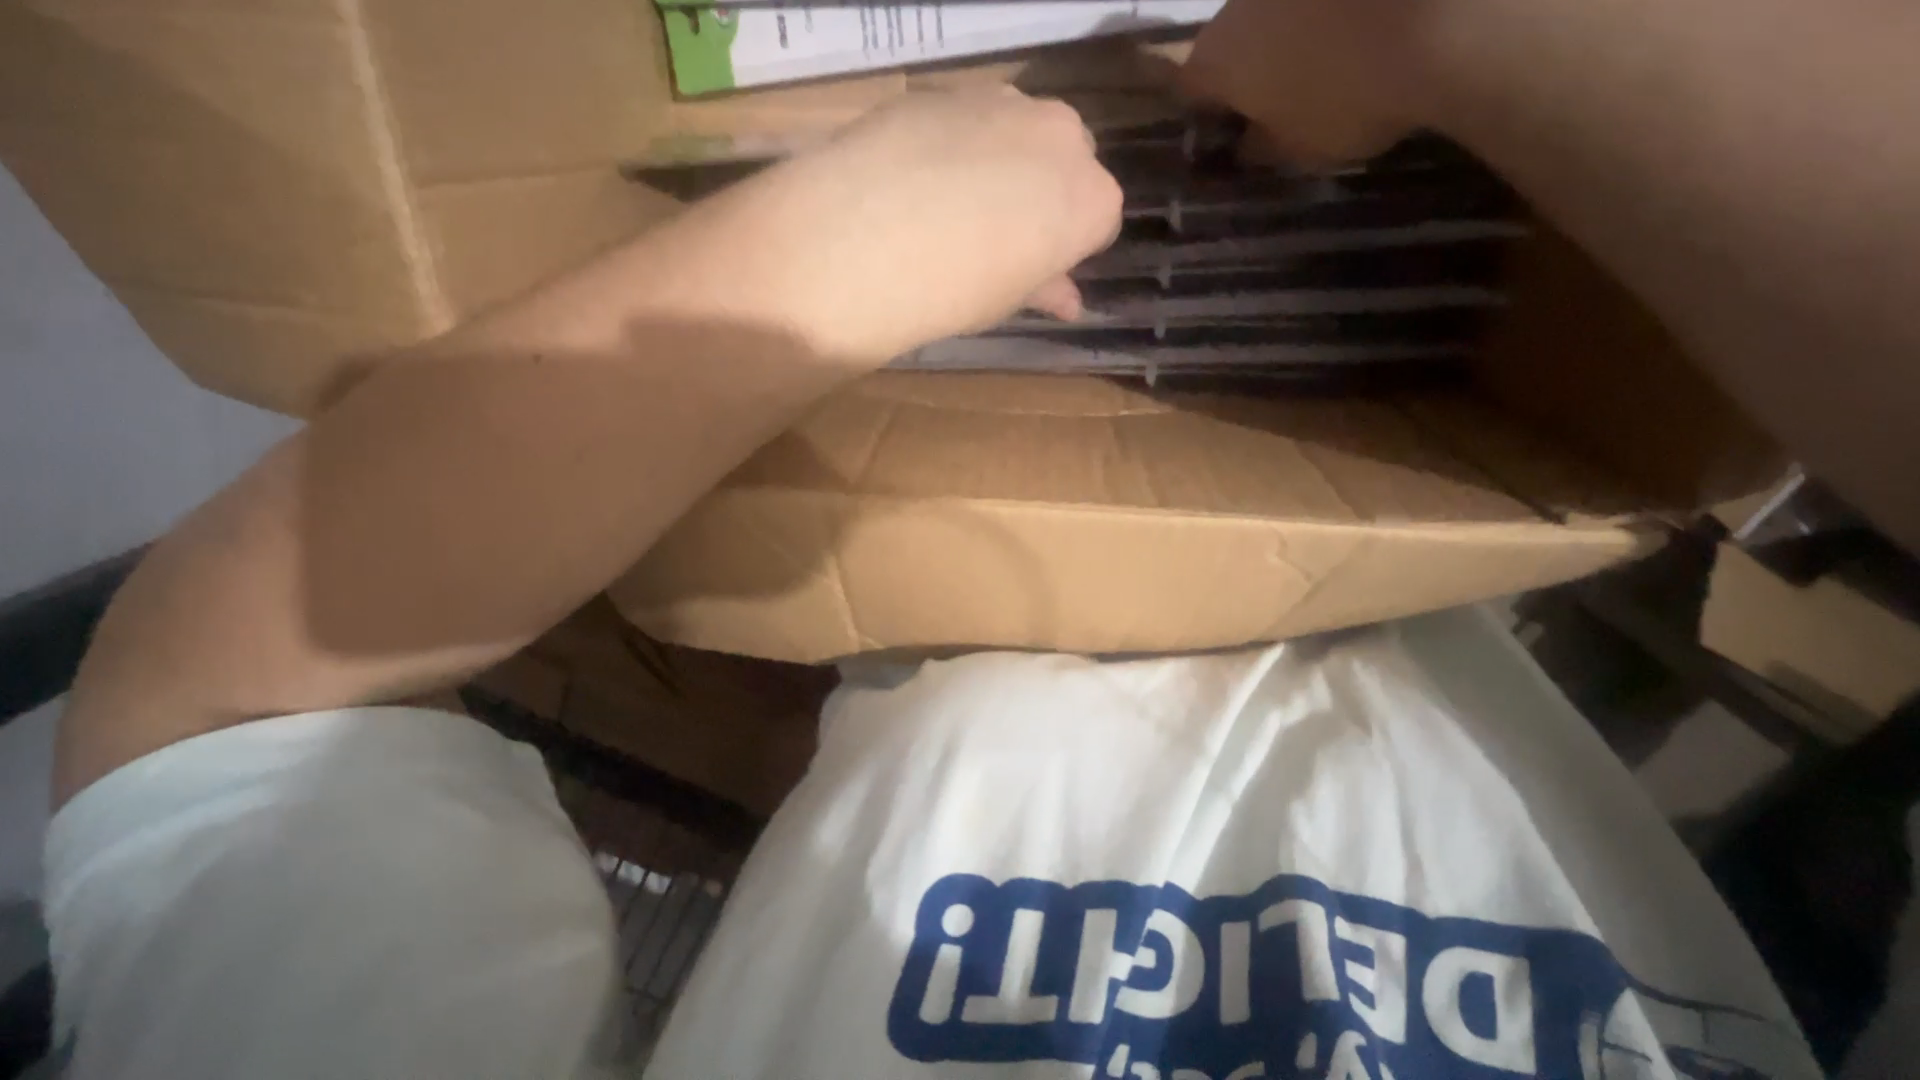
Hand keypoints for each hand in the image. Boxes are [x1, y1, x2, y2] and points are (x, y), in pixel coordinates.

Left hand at [660, 88, 1123, 365]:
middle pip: (1066, 161)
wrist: (867, 238)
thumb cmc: (955, 288)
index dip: (1066, 244)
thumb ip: (1045, 287)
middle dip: (1041, 189)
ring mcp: (1003, 102)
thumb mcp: (1006, 299)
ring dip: (999, 157)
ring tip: (949, 203)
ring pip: (1017, 129)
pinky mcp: (945, 89)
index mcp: (1092, 198)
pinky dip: (951, 142)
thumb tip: (1067, 299)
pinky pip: (965, 117)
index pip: (1098, 220)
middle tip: (994, 232)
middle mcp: (1061, 136)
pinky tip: (913, 177)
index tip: (1035, 264)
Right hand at [1183, 0, 1432, 165]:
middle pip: (1235, 37)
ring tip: (1344, 52)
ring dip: (1300, 27)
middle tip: (1292, 95)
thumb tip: (1248, 142)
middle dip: (1256, 63)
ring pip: (1282, 6)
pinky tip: (1376, 21)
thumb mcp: (1300, 151)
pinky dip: (1343, 7)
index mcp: (1217, 59)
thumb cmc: (1350, 98)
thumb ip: (1263, 147)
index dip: (1208, 111)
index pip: (1190, 87)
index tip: (1233, 131)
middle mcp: (1240, 1)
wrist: (1443, 12)